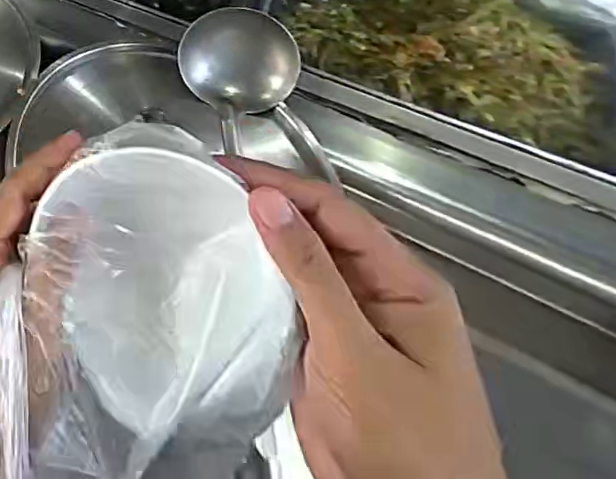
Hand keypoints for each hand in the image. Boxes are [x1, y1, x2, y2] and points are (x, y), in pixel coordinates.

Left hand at [0, 131, 82, 477]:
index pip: (10, 194)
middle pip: (9, 197)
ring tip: (77, 169)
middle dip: (43, 169)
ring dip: (44, 189)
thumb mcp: (32, 321)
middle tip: (80, 149)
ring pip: (14, 213)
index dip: (41, 164)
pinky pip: (20, 234)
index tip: (71, 143)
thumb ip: (50, 267)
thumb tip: (73, 216)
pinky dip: (43, 216)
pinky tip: (66, 214)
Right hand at [220, 157, 504, 478]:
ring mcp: (351, 318)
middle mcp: (380, 292)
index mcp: (406, 284)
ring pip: (299, 259)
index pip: (336, 211)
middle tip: (208, 185)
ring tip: (208, 212)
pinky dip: (257, 273)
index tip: (226, 170)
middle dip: (267, 203)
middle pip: (318, 229)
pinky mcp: (323, 342)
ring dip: (258, 236)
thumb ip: (312, 273)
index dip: (281, 184)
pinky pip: (287, 292)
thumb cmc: (405, 445)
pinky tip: (225, 262)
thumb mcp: (356, 353)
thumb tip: (267, 200)